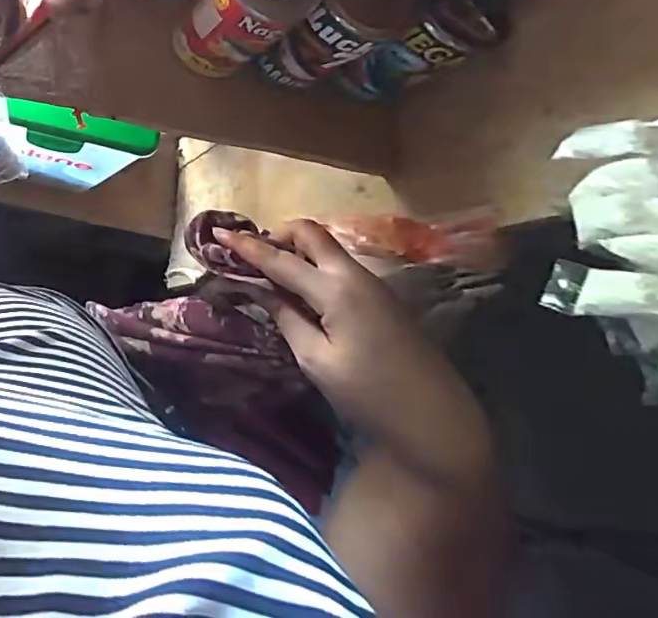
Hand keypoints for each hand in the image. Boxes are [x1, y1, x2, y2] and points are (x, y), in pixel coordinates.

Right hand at [214, 220, 492, 489]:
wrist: (441, 424)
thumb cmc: (370, 395)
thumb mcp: (316, 359)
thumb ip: (284, 315)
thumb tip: (257, 287)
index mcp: (335, 290)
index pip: (279, 258)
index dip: (245, 246)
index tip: (217, 233)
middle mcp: (355, 275)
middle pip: (309, 233)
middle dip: (276, 235)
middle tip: (251, 255)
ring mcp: (373, 284)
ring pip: (326, 248)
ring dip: (295, 250)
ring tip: (271, 274)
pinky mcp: (382, 298)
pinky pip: (339, 265)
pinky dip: (313, 266)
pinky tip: (302, 292)